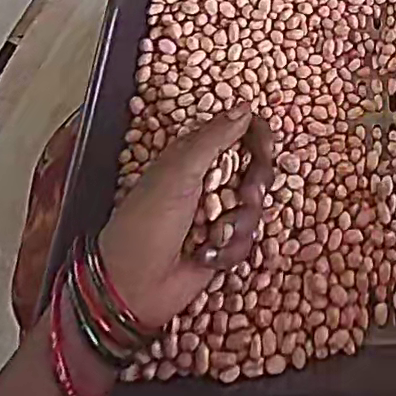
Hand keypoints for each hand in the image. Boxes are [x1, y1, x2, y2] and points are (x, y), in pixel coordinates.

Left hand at [97, 107, 274, 330]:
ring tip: (214, 235)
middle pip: (257, 167)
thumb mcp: (179, 172)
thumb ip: (214, 138)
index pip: (240, 131)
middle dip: (254, 185)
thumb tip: (246, 108)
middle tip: (245, 197)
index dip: (258, 137)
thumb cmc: (147, 222)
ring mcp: (218, 211)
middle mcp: (211, 178)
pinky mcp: (223, 243)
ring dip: (238, 223)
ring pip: (256, 206)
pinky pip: (248, 239)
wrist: (131, 287)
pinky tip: (206, 255)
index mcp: (197, 153)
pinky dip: (230, 249)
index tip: (264, 150)